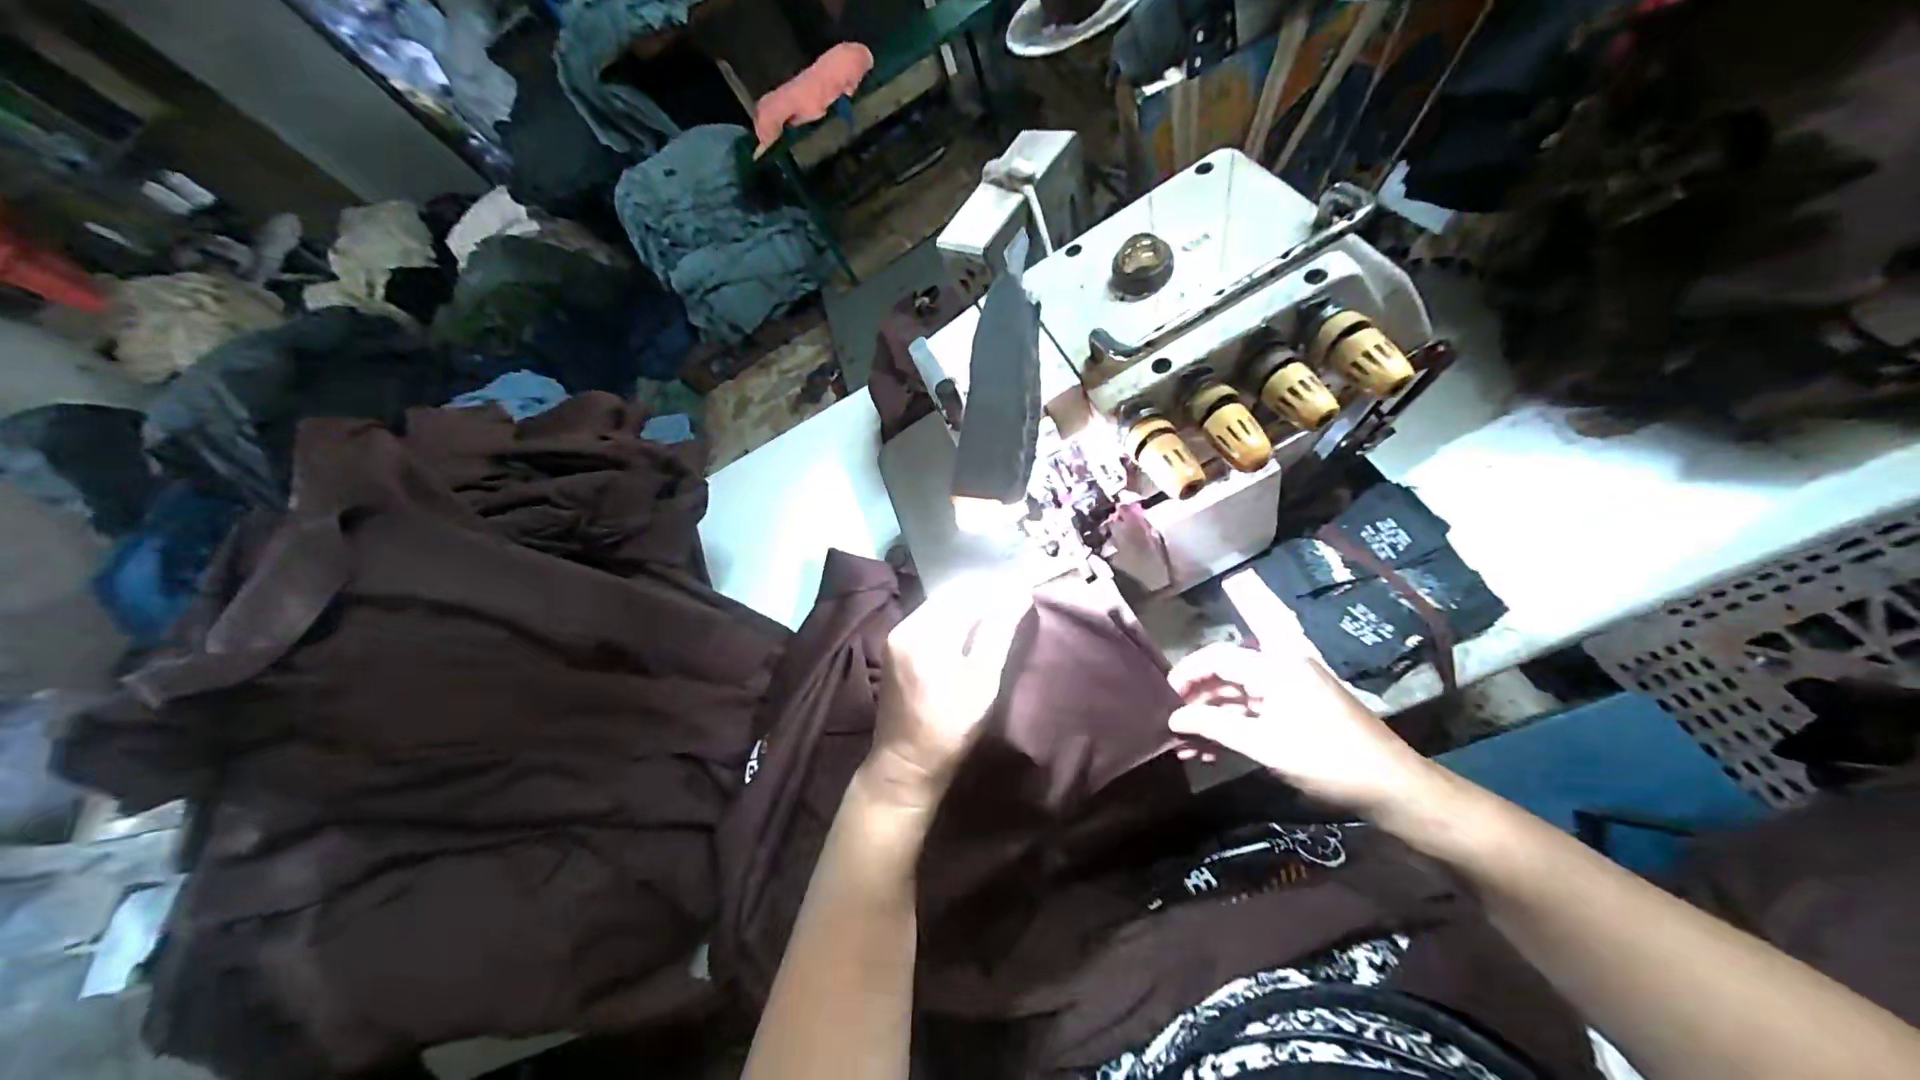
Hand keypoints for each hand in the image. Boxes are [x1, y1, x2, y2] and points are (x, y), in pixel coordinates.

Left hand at [862, 583, 1029, 809]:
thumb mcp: (982, 681)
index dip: (997, 588)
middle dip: (983, 593)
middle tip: (1015, 596)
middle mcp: (905, 626)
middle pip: (950, 596)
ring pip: (939, 607)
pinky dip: (953, 617)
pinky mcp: (897, 651)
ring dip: (969, 604)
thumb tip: (1019, 594)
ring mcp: (897, 639)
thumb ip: (998, 633)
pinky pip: (930, 621)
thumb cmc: (949, 727)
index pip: (966, 593)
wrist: (905, 766)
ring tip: (1000, 609)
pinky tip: (974, 626)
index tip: (1023, 588)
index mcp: (924, 631)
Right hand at [1166, 570, 1438, 816]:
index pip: (1217, 656)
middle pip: (1226, 674)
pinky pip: (1254, 711)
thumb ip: (1215, 726)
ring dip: (1211, 719)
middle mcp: (1281, 668)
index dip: (1187, 674)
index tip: (1164, 697)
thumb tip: (1174, 718)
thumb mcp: (1264, 745)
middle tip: (1172, 726)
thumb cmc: (1326, 760)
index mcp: (1275, 665)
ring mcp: (1290, 689)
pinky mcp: (1297, 710)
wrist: (1392, 786)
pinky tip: (1210, 753)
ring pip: (1237, 696)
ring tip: (1186, 749)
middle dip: (1197, 700)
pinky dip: (1232, 728)